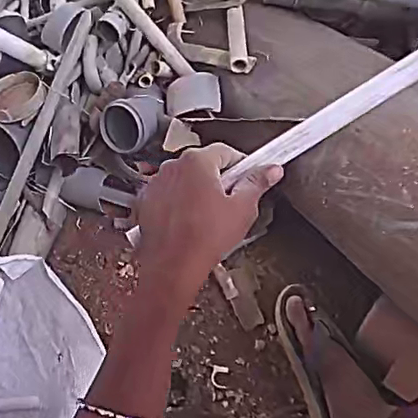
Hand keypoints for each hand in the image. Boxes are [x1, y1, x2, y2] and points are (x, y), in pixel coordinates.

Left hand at [134, 144, 281, 285]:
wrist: (173, 265)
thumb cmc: (204, 239)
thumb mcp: (242, 209)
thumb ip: (257, 184)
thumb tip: (271, 170)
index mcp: (197, 162)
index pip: (225, 151)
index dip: (240, 164)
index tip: (247, 176)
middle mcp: (172, 167)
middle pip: (202, 163)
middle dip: (218, 178)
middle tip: (230, 200)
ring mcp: (156, 183)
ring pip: (184, 178)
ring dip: (196, 189)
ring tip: (208, 214)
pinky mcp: (145, 200)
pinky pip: (168, 193)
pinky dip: (178, 201)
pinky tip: (188, 220)